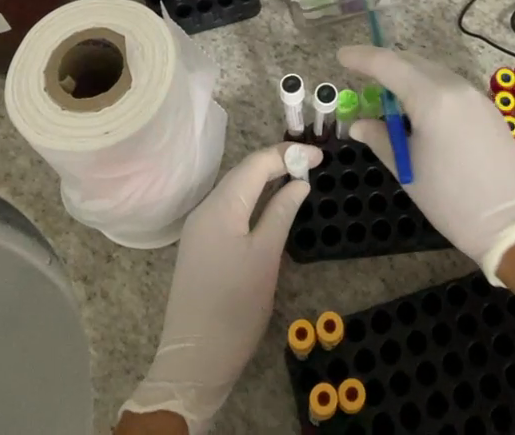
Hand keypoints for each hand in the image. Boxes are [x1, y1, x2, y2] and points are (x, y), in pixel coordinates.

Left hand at [119, 142, 321, 432]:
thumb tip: (300, 182)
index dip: (288, 155)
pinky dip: (253, 198)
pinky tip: (271, 204)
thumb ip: (281, 213)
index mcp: (220, 207)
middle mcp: (205, 209)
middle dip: (276, 162)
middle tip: (311, 164)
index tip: (320, 157)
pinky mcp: (201, 245)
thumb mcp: (266, 257)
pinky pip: (230, 207)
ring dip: (265, 179)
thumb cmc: (235, 308)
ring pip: (235, 189)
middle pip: (243, 172)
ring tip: (296, 177)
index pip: (255, 164)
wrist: (195, 359)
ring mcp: (200, 228)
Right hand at [341, 46, 514, 285]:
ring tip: (390, 101)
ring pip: (433, 73)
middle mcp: (455, 87)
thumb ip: (380, 138)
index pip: (388, 65)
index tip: (341, 56)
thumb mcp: (407, 170)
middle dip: (385, 66)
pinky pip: (451, 87)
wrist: (512, 222)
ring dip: (408, 78)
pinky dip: (429, 89)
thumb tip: (358, 124)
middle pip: (413, 63)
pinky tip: (421, 113)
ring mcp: (476, 96)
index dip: (362, 57)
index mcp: (432, 99)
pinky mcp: (489, 109)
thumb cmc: (451, 200)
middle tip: (362, 79)